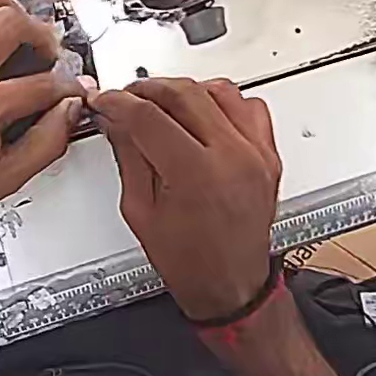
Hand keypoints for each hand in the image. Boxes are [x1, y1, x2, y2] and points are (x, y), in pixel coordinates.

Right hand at [92, 77, 281, 321]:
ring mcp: (256, 154)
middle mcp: (232, 158)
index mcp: (195, 175)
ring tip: (162, 101)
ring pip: (219, 90)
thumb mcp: (139, 210)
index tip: (106, 100)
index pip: (148, 117)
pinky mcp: (269, 155)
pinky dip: (222, 101)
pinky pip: (250, 107)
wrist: (231, 285)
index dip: (119, 102)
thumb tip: (117, 121)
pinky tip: (203, 111)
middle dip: (146, 90)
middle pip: (183, 94)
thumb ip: (128, 156)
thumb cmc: (190, 262)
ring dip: (184, 89)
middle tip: (127, 97)